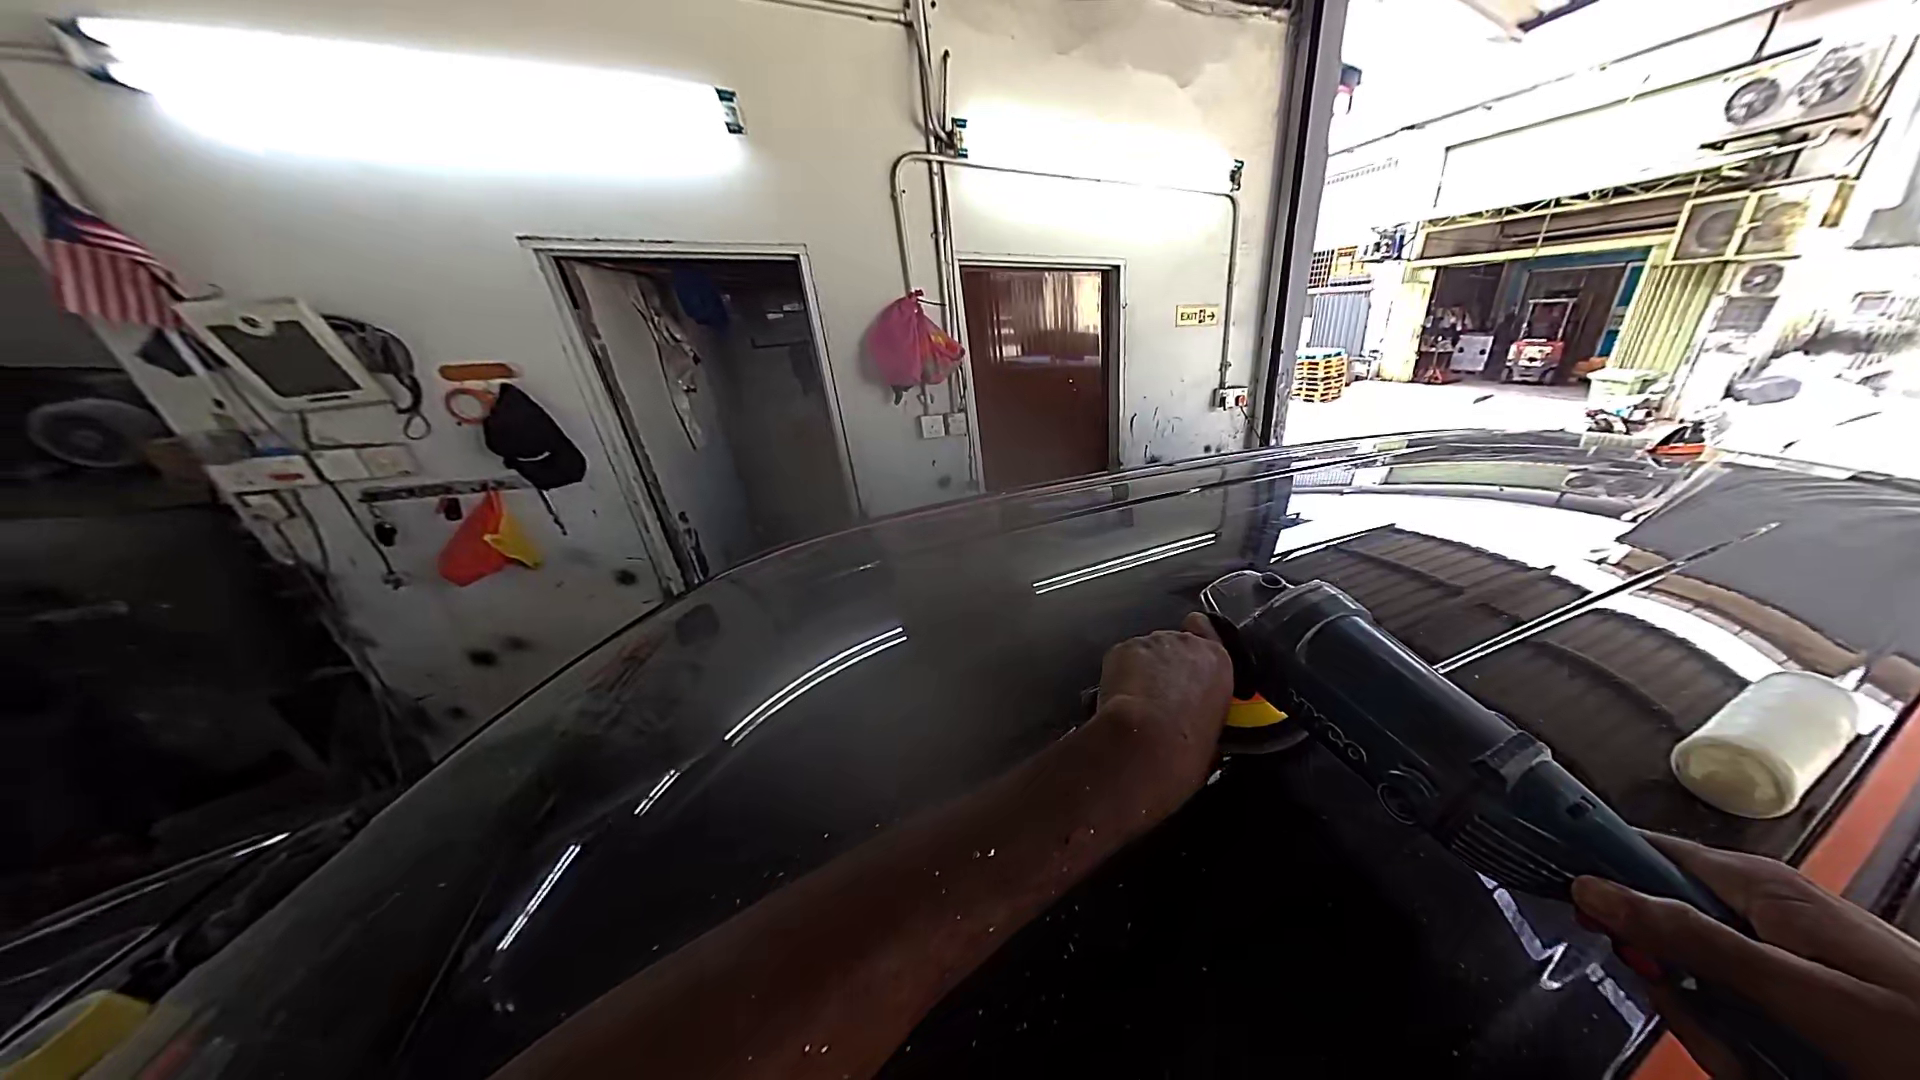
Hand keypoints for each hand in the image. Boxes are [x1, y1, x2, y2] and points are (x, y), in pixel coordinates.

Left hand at [1093, 614, 1233, 790]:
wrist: (1150, 737)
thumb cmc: (1190, 743)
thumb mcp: (1216, 726)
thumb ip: (1207, 704)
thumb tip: (1195, 716)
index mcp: (1216, 659)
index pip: (1205, 631)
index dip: (1193, 648)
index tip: (1186, 665)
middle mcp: (1183, 642)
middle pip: (1172, 643)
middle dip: (1164, 662)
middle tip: (1158, 692)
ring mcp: (1150, 642)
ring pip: (1144, 650)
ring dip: (1141, 668)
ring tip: (1136, 699)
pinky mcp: (1121, 648)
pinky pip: (1121, 657)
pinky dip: (1119, 672)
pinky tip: (1119, 696)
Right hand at [1571, 834, 1919, 1078]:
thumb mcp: (1805, 994)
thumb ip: (1693, 936)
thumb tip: (1589, 889)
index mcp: (1755, 884)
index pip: (1637, 847)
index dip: (1600, 875)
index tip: (1586, 916)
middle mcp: (1758, 906)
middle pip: (1659, 923)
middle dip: (1669, 979)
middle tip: (1694, 1014)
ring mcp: (1778, 949)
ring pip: (1691, 972)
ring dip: (1705, 1021)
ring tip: (1752, 1059)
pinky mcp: (1792, 987)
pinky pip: (1729, 1001)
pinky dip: (1736, 1038)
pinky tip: (1767, 1063)